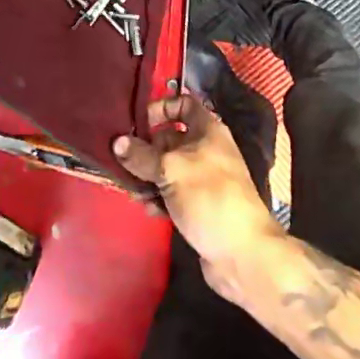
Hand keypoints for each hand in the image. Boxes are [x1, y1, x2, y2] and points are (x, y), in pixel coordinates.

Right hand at [113, 94, 284, 290]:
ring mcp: (203, 180)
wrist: (243, 254)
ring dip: (148, 178)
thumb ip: (142, 155)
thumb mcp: (171, 170)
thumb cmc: (209, 197)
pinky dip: (159, 199)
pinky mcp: (199, 206)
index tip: (137, 122)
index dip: (160, 108)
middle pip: (169, 139)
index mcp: (207, 131)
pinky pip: (172, 194)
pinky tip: (149, 210)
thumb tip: (117, 141)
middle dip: (146, 150)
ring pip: (168, 169)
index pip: (183, 104)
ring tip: (132, 191)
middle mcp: (206, 150)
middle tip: (123, 162)